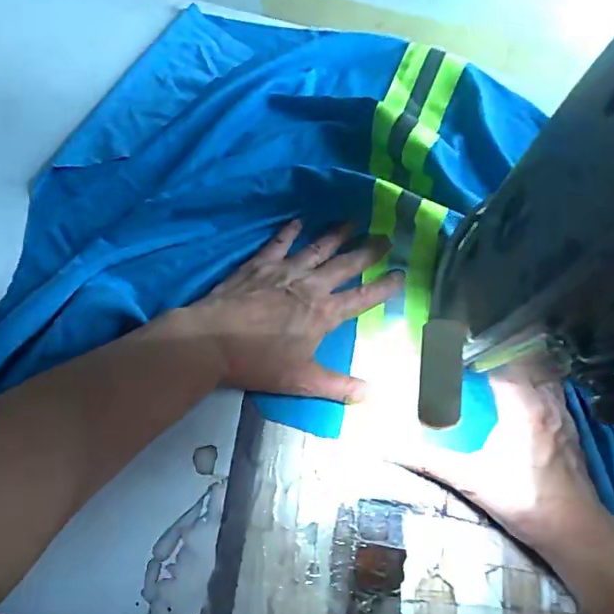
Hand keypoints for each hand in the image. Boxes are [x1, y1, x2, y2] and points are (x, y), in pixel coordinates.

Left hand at [155, 219, 401, 402]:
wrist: (212, 340)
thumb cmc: (257, 363)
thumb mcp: (300, 381)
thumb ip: (336, 386)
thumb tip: (369, 393)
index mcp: (322, 314)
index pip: (361, 298)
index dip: (384, 287)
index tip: (401, 274)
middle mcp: (308, 287)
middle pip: (344, 265)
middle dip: (368, 252)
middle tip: (386, 237)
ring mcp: (282, 272)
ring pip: (316, 248)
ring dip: (336, 234)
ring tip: (353, 221)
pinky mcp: (258, 265)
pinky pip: (278, 243)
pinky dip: (290, 231)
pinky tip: (298, 220)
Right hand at [396, 360, 613, 552]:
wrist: (575, 529)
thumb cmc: (525, 502)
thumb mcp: (471, 481)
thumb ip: (429, 461)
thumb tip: (389, 450)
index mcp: (524, 406)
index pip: (503, 358)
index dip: (477, 347)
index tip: (452, 341)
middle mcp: (547, 402)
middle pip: (528, 357)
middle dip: (499, 348)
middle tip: (469, 349)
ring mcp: (562, 413)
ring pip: (544, 371)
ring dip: (520, 363)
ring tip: (491, 364)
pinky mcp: (569, 427)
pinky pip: (551, 389)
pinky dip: (532, 381)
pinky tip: (515, 395)